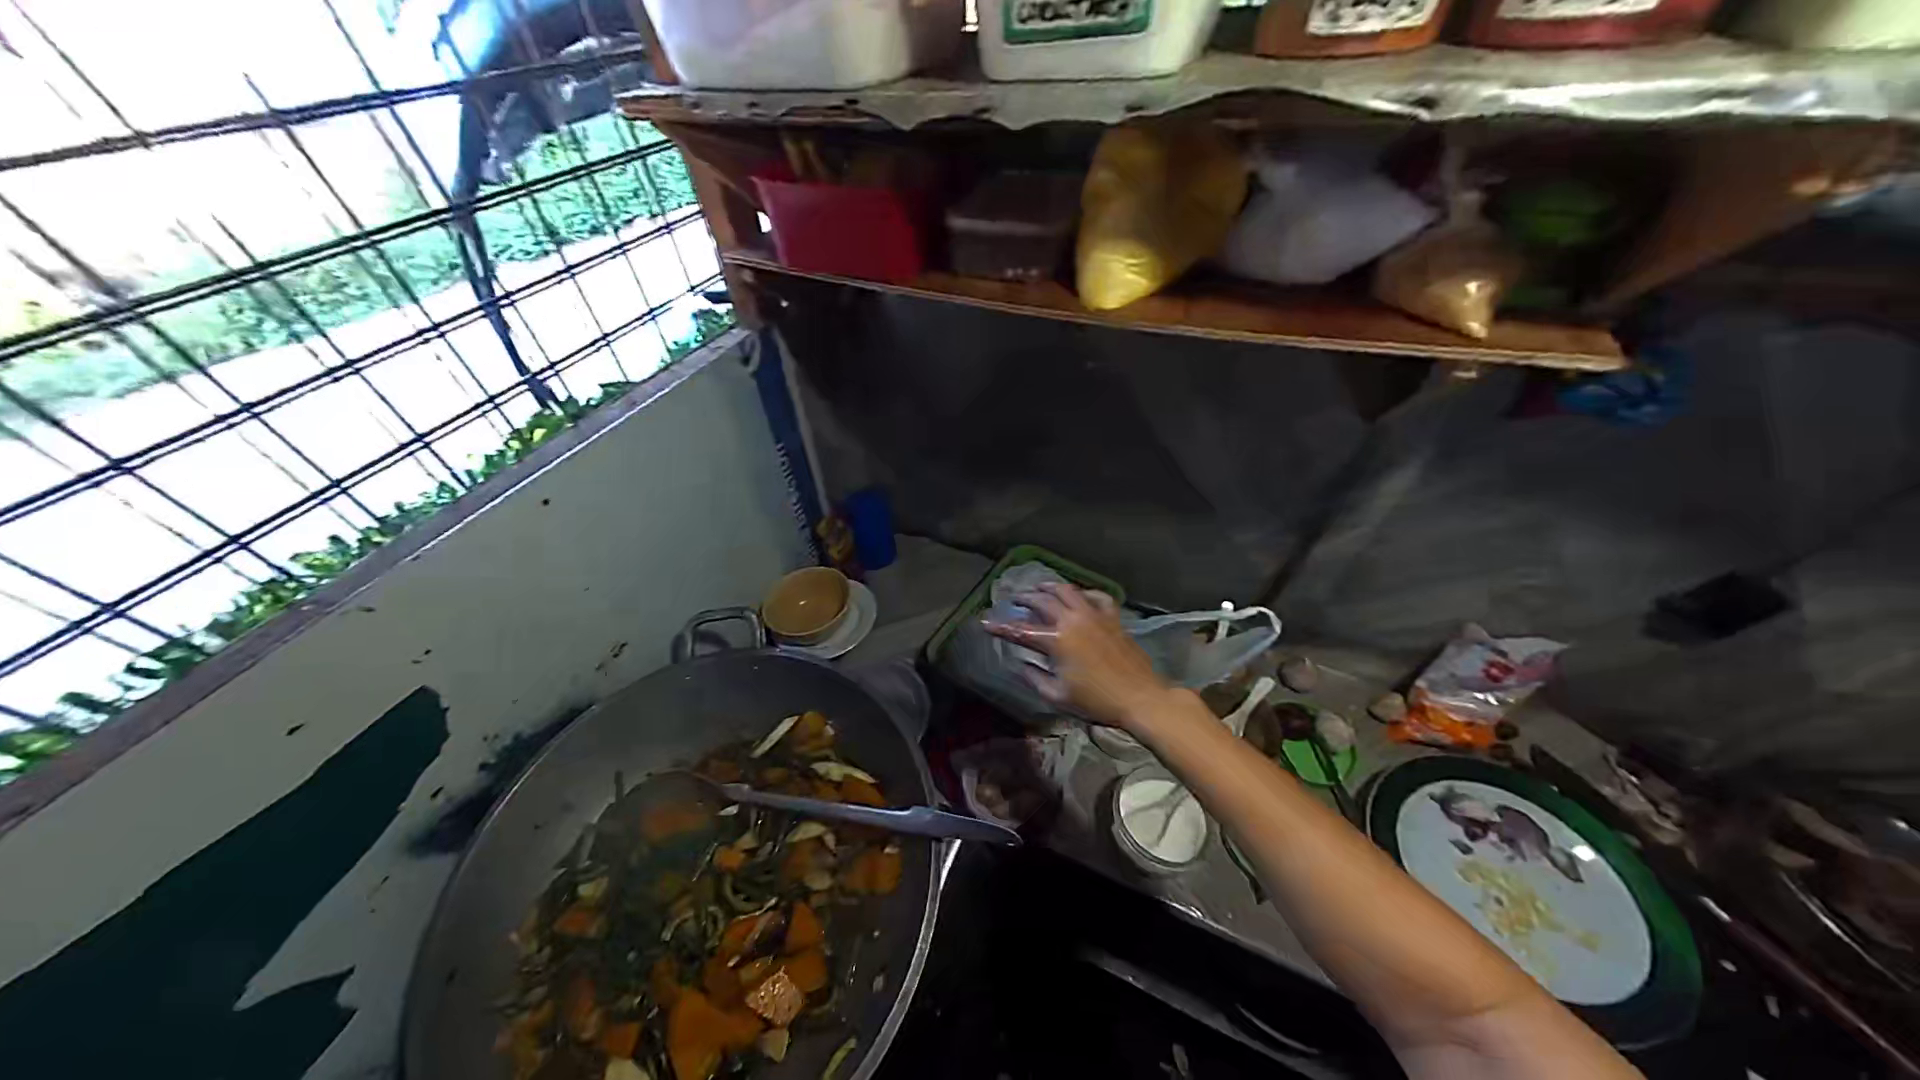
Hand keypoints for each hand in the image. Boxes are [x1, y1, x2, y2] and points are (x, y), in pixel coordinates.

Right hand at [983, 583, 1171, 729]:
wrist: (1139, 697)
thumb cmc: (1096, 701)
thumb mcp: (1057, 696)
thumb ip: (1034, 678)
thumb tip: (1022, 665)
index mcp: (1057, 640)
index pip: (1021, 630)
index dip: (1000, 627)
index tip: (985, 622)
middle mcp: (1073, 620)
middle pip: (1042, 601)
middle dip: (1024, 598)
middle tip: (1013, 599)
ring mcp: (1095, 615)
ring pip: (1068, 590)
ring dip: (1049, 587)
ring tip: (1039, 588)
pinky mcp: (1112, 617)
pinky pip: (1096, 595)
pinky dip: (1083, 592)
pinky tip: (1078, 595)